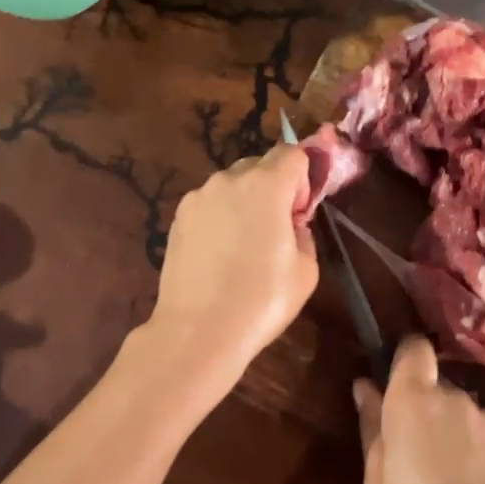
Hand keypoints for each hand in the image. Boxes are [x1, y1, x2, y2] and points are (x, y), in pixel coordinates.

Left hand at [151, 145, 319, 378]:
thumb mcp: (306, 270)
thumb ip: (305, 233)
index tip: (301, 211)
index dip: (303, 177)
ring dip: (245, 201)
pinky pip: (209, 204)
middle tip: (277, 228)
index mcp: (266, 185)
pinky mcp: (178, 217)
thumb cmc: (262, 300)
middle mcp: (228, 180)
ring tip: (244, 246)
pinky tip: (220, 254)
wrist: (199, 330)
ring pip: (231, 185)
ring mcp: (198, 197)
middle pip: (260, 165)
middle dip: (274, 187)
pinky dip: (220, 217)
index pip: (292, 153)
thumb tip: (292, 225)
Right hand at [356, 338, 484, 483]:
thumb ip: (372, 426)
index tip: (392, 385)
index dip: (403, 359)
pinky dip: (476, 458)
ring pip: (461, 416)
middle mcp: (454, 398)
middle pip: (436, 388)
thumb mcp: (377, 482)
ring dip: (451, 436)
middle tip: (411, 457)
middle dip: (423, 411)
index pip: (413, 349)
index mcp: (413, 399)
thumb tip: (365, 387)